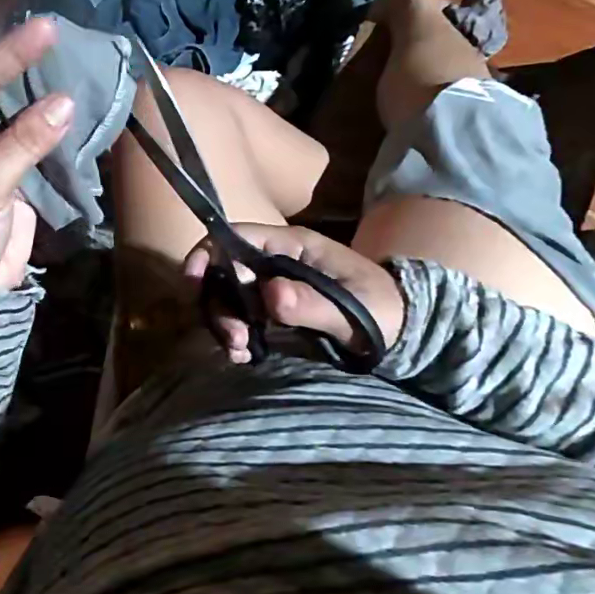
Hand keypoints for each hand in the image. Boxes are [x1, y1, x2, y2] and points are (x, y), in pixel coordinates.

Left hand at [0, 18, 71, 290]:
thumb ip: (23, 143)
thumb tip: (64, 102)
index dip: (10, 56)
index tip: (45, 28)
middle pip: (1, 97)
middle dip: (31, 74)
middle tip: (67, 43)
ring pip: (24, 123)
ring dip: (49, 104)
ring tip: (80, 72)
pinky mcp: (18, 183)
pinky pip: (40, 151)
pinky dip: (59, 137)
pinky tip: (79, 115)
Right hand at [182, 224, 403, 364]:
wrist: (400, 329)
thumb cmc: (382, 308)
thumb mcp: (353, 308)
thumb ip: (313, 303)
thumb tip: (270, 295)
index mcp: (294, 246)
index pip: (239, 236)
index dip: (209, 253)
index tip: (194, 283)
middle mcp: (276, 262)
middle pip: (225, 271)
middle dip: (218, 303)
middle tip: (234, 339)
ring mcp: (273, 287)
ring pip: (229, 298)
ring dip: (225, 323)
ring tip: (241, 352)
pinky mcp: (274, 312)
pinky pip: (242, 319)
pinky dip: (236, 337)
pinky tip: (245, 356)